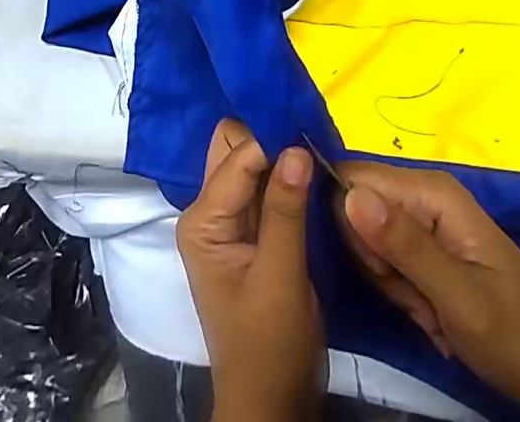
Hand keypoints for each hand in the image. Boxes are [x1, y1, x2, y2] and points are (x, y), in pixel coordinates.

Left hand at [177, 119, 323, 421]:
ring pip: (250, 168)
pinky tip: (312, 169)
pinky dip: (286, 179)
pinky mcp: (251, 234)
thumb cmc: (270, 345)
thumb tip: (297, 148)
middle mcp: (208, 212)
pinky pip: (265, 191)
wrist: (272, 400)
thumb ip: (286, 212)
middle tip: (312, 130)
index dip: (272, 141)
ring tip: (317, 141)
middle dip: (269, 138)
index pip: (236, 160)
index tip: (311, 126)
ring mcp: (229, 222)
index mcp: (202, 220)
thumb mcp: (281, 278)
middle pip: (233, 152)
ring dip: (280, 155)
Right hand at [334, 162, 519, 421]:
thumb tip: (348, 195)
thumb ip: (405, 246)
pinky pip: (381, 253)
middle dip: (372, 258)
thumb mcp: (462, 300)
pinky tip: (427, 309)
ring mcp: (423, 216)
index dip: (351, 225)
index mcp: (432, 191)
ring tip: (427, 307)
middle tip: (414, 296)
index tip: (381, 270)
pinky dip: (396, 286)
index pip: (351, 180)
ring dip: (385, 278)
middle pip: (354, 206)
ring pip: (364, 234)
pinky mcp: (422, 241)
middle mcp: (423, 192)